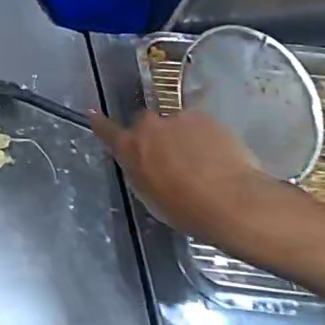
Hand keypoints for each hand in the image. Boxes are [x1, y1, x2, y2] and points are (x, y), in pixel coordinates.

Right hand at [90, 108, 306, 245]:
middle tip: (171, 158)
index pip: (108, 132)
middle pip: (146, 124)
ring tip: (202, 163)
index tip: (92, 113)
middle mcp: (150, 127)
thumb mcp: (152, 197)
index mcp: (131, 150)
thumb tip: (146, 163)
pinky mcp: (205, 116)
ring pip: (176, 125)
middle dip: (155, 136)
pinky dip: (204, 137)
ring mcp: (178, 118)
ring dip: (183, 138)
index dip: (100, 124)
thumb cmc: (187, 211)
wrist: (231, 200)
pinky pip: (199, 125)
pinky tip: (217, 157)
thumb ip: (142, 172)